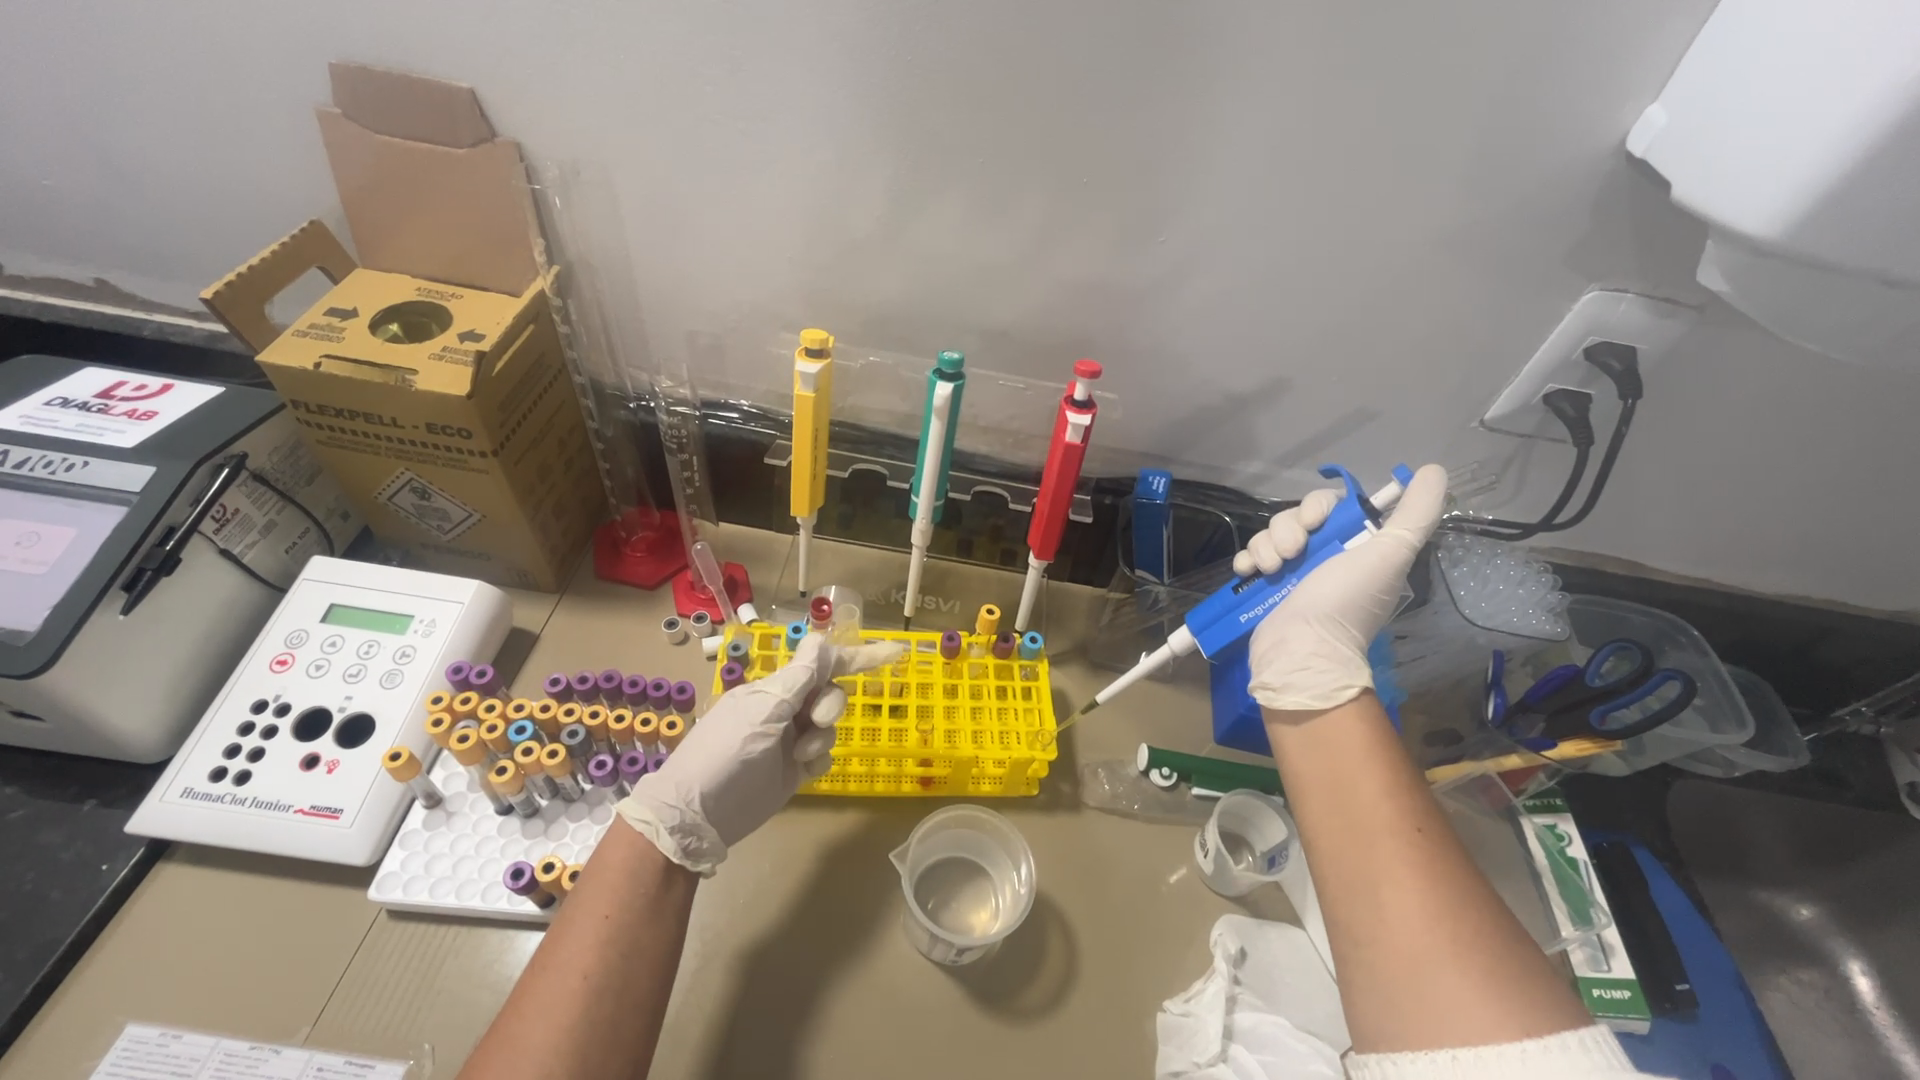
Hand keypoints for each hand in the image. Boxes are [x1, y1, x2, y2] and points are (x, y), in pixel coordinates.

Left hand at [615, 634, 905, 874]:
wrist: (698, 815)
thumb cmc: (726, 754)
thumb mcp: (763, 711)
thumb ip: (797, 679)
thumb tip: (820, 640)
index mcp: (776, 688)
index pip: (824, 663)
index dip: (860, 657)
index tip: (897, 654)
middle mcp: (785, 709)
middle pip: (831, 693)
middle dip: (830, 706)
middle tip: (814, 723)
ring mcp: (790, 740)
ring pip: (829, 726)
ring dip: (821, 737)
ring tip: (798, 756)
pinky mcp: (793, 770)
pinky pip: (823, 755)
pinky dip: (819, 760)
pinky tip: (802, 771)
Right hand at [1238, 464, 1447, 711]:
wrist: (1302, 649)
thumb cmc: (1345, 602)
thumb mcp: (1389, 556)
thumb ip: (1414, 514)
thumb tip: (1433, 471)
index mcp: (1354, 547)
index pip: (1329, 507)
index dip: (1317, 508)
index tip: (1314, 522)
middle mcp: (1323, 557)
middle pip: (1294, 518)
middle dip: (1287, 529)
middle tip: (1294, 553)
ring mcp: (1291, 574)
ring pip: (1269, 535)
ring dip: (1266, 546)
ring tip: (1273, 570)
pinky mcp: (1264, 587)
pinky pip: (1249, 557)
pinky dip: (1246, 561)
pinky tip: (1249, 573)